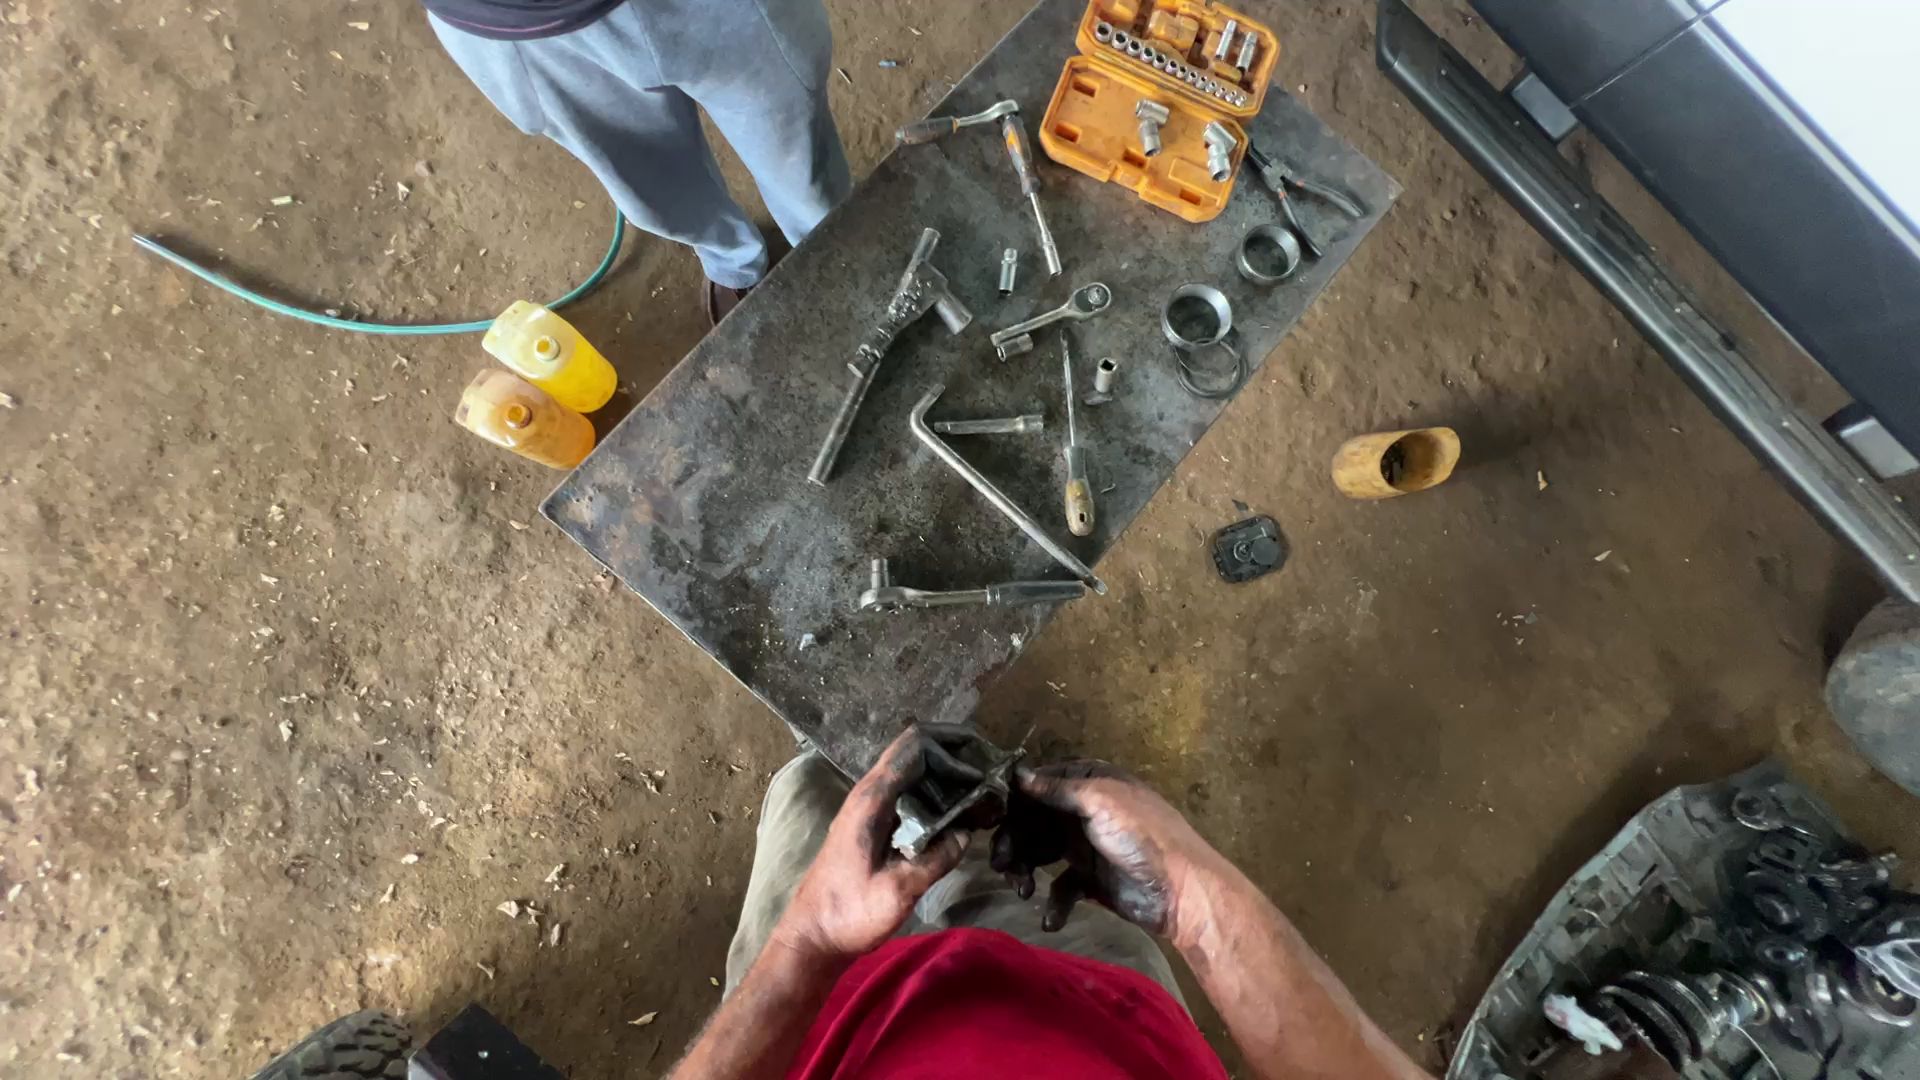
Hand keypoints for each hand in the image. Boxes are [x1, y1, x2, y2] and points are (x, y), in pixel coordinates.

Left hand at [768, 726, 979, 961]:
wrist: (811, 934)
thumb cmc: (848, 914)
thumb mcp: (897, 893)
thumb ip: (935, 860)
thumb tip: (966, 833)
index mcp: (873, 798)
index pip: (915, 745)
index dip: (951, 750)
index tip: (980, 773)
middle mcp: (870, 790)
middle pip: (915, 745)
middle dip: (953, 748)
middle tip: (988, 766)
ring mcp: (871, 802)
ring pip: (913, 764)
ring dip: (946, 767)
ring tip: (981, 785)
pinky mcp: (875, 818)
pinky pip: (909, 787)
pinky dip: (936, 787)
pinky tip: (959, 808)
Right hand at [990, 761, 1227, 947]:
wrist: (1183, 892)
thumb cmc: (1141, 835)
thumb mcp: (1100, 802)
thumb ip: (1058, 789)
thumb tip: (1018, 775)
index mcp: (1089, 781)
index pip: (1040, 784)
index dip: (1014, 799)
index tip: (989, 817)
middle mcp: (1083, 809)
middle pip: (1034, 820)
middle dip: (1015, 840)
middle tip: (1000, 864)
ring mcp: (1085, 844)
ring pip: (1041, 851)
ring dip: (1027, 870)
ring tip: (1021, 891)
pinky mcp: (1090, 879)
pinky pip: (1061, 886)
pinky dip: (1053, 902)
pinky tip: (1050, 919)